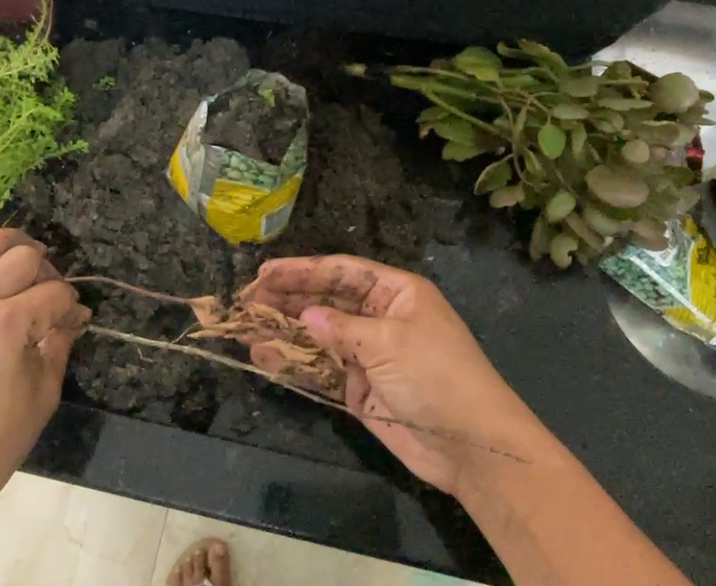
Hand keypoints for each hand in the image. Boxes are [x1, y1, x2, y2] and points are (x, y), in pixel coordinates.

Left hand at [0, 229, 88, 537]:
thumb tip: (71, 319)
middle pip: (20, 258)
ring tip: (20, 255)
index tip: (78, 322)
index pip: (54, 294)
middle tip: (54, 298)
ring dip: (0, 243)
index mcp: (7, 323)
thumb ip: (58, 345)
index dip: (72, 306)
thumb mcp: (43, 393)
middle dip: (47, 272)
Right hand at [243, 255, 548, 495]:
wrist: (469, 444)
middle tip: (247, 300)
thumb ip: (342, 328)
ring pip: (319, 335)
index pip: (342, 272)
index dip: (303, 270)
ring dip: (284, 331)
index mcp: (396, 293)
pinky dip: (294, 364)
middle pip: (327, 301)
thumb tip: (304, 316)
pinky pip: (321, 370)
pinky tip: (264, 356)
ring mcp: (369, 354)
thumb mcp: (389, 342)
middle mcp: (380, 317)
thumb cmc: (436, 374)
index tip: (265, 273)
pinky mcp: (360, 389)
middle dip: (288, 299)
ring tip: (245, 326)